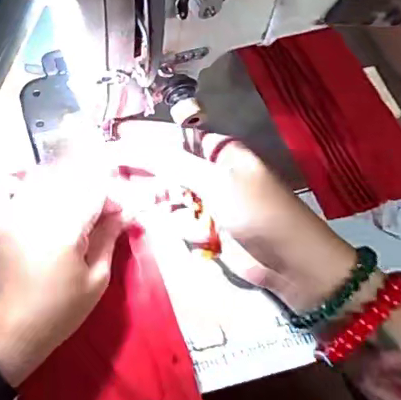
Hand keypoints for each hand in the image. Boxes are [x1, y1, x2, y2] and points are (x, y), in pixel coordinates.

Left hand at [0, 161, 126, 386]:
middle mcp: (39, 210)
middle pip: (72, 179)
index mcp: (67, 227)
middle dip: (91, 192)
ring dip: (62, 186)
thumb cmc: (60, 310)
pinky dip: (20, 183)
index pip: (96, 191)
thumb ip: (108, 238)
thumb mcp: (96, 279)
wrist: (12, 329)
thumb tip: (122, 213)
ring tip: (71, 209)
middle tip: (98, 218)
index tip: (117, 218)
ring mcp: (14, 211)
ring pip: (43, 177)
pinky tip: (34, 196)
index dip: (112, 201)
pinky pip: (3, 185)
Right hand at [107, 120, 357, 311]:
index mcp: (219, 150)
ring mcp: (208, 200)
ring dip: (158, 200)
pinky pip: (178, 219)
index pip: (172, 136)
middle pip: (165, 165)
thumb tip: (131, 145)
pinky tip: (178, 226)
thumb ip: (172, 164)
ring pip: (167, 194)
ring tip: (142, 202)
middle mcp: (210, 170)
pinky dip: (176, 223)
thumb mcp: (217, 183)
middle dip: (142, 170)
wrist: (293, 264)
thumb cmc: (260, 214)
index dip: (141, 137)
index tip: (109, 138)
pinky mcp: (207, 228)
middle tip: (107, 172)